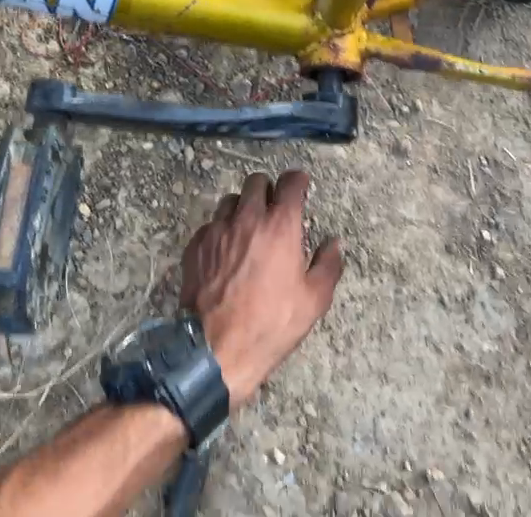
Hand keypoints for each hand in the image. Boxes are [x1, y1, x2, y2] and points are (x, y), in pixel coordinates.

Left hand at [181, 170, 343, 407]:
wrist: (216, 349)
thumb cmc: (271, 325)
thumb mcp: (313, 301)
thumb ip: (328, 265)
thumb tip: (334, 243)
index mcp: (280, 226)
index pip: (290, 183)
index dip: (298, 181)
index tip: (301, 187)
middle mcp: (247, 218)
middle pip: (256, 182)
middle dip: (268, 190)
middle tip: (274, 209)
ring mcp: (216, 230)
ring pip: (230, 200)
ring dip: (242, 207)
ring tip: (249, 229)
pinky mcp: (195, 245)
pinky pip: (210, 225)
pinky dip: (221, 230)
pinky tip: (226, 252)